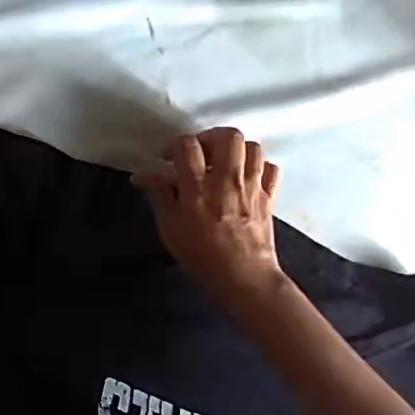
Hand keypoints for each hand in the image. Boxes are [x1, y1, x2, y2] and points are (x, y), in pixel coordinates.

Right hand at [135, 127, 287, 307]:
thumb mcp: (169, 228)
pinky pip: (269, 168)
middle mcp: (227, 181)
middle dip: (210, 137)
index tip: (167, 157)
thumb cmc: (201, 256)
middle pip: (228, 136)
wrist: (243, 278)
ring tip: (222, 162)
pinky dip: (258, 166)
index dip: (174, 145)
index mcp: (198, 189)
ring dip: (235, 149)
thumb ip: (159, 196)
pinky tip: (245, 177)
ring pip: (252, 147)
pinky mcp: (268, 197)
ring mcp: (252, 187)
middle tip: (199, 151)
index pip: (187, 146)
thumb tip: (144, 176)